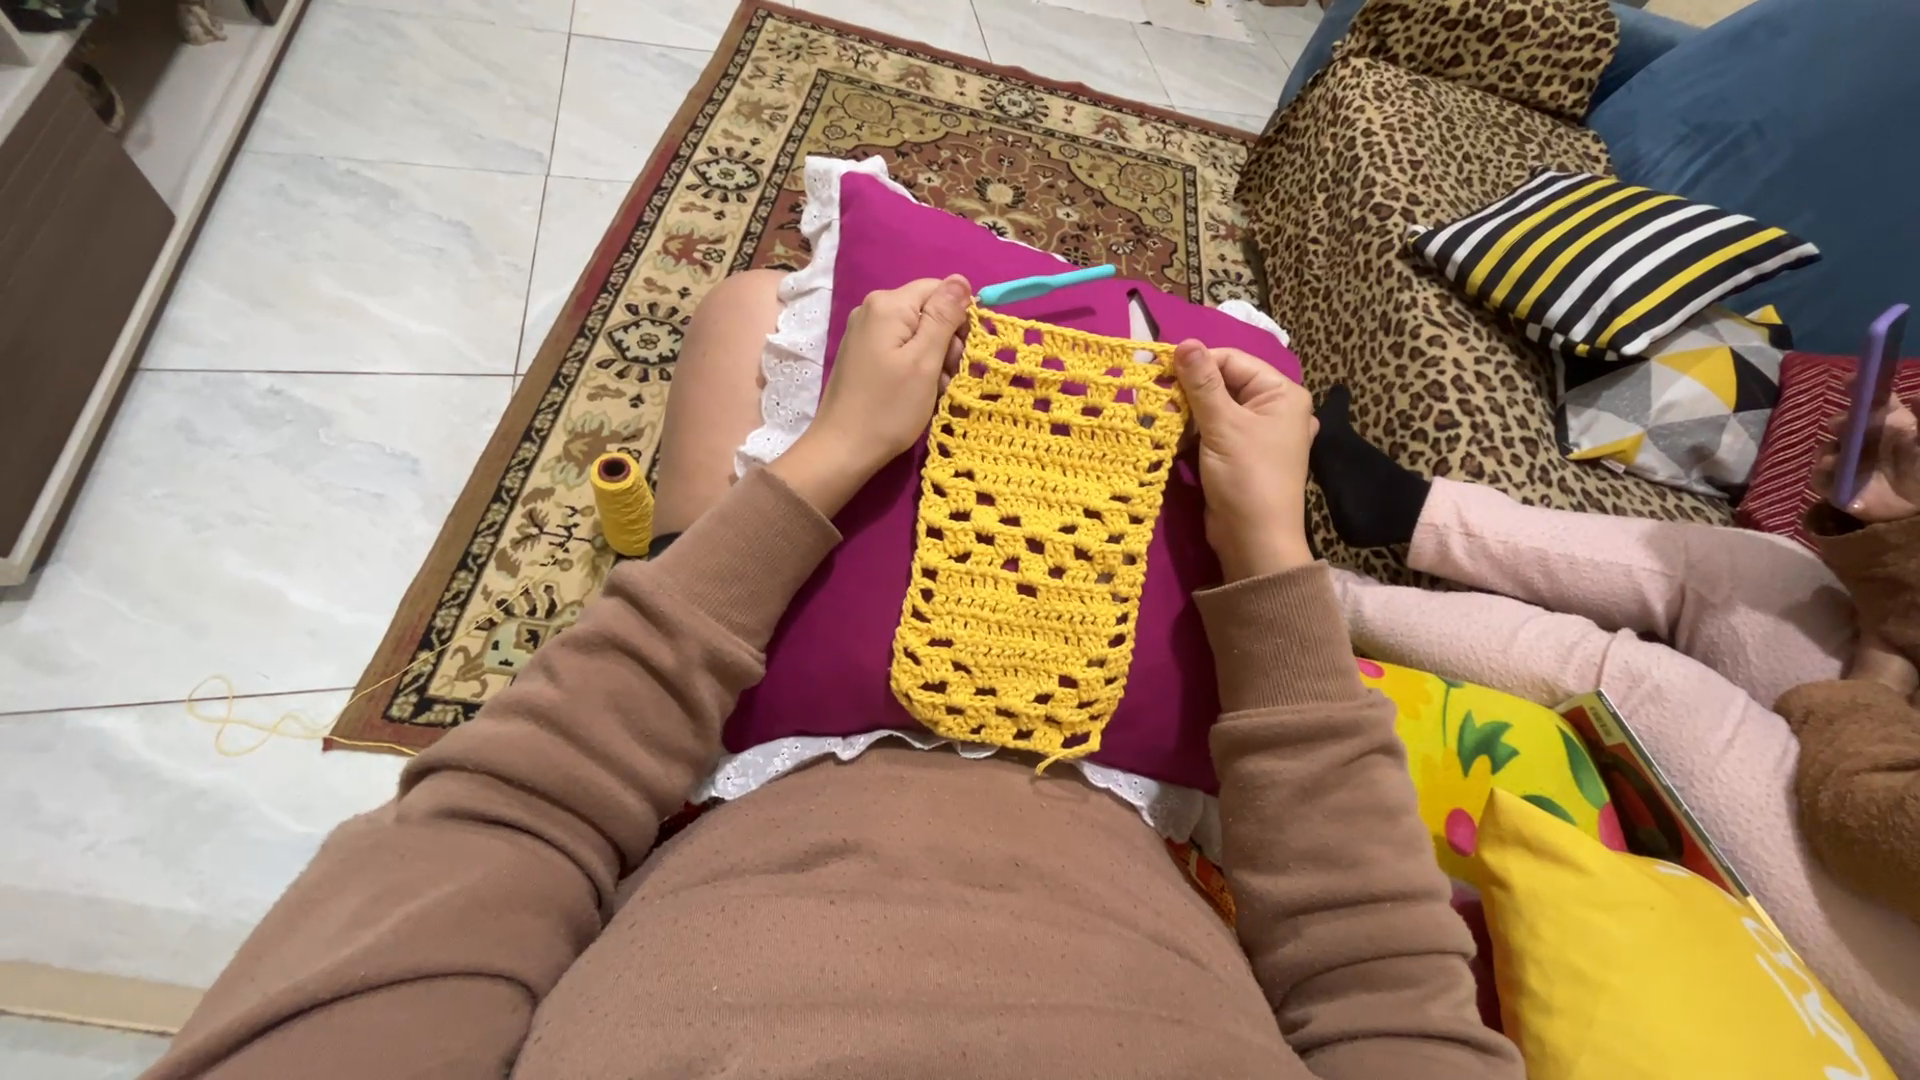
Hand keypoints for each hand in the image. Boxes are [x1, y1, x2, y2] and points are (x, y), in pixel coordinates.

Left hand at [769, 275, 971, 514]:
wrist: (843, 448)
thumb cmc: (889, 408)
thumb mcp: (925, 361)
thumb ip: (944, 316)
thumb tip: (961, 279)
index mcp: (888, 305)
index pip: (939, 290)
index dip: (958, 318)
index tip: (961, 354)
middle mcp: (872, 310)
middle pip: (927, 312)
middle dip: (945, 343)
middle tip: (946, 377)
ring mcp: (864, 333)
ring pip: (916, 334)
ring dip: (933, 360)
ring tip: (932, 391)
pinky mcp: (863, 355)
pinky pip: (900, 350)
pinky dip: (915, 369)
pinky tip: (916, 393)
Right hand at [1172, 340, 1317, 581]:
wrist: (1254, 540)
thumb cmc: (1246, 477)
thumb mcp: (1223, 425)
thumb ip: (1202, 383)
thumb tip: (1184, 342)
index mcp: (1281, 393)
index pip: (1232, 360)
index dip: (1196, 363)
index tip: (1157, 370)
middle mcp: (1273, 408)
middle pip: (1222, 384)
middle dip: (1187, 391)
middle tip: (1151, 395)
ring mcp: (1256, 434)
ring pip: (1213, 409)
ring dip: (1185, 414)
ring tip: (1155, 417)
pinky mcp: (1238, 456)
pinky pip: (1212, 433)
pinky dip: (1191, 434)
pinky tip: (1167, 437)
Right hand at [1813, 400, 1919, 522]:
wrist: (1919, 510)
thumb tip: (1917, 395)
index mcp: (1892, 426)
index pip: (1875, 402)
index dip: (1862, 389)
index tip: (1852, 380)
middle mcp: (1866, 440)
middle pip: (1845, 424)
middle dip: (1842, 422)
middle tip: (1844, 424)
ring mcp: (1848, 463)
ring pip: (1827, 450)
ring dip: (1830, 451)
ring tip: (1836, 459)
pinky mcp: (1835, 485)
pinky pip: (1820, 477)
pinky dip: (1824, 474)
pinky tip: (1833, 474)